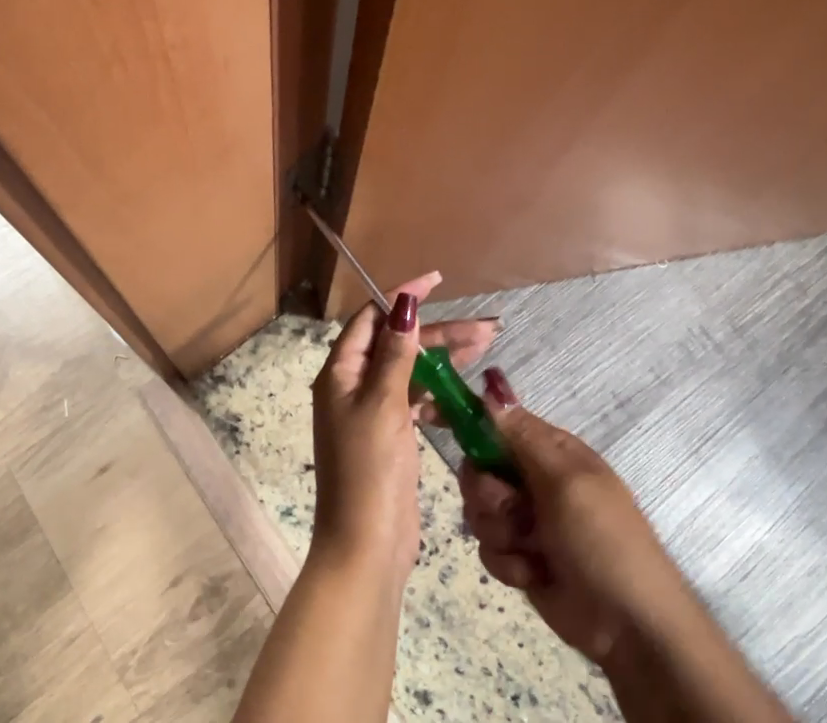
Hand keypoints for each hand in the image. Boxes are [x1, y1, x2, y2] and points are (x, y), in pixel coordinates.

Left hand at [310, 272, 501, 581]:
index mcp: (339, 374)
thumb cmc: (369, 471)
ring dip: (443, 358)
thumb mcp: (383, 406)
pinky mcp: (391, 437)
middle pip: (396, 343)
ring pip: (410, 370)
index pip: (371, 320)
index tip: (437, 282)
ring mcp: (372, 413)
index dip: (402, 297)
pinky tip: (464, 391)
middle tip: (487, 329)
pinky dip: (438, 391)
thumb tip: (403, 303)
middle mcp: (352, 387)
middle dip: (438, 332)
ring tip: (486, 347)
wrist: (366, 544)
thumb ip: (395, 354)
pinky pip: (415, 399)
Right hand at [458, 368, 680, 666]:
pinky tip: (534, 575)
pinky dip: (508, 563)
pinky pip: (488, 548)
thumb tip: (492, 387)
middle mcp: (536, 480)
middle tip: (511, 507)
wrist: (628, 625)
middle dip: (486, 492)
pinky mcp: (520, 557)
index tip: (429, 415)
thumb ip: (522, 436)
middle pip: (478, 468)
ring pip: (478, 510)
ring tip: (532, 550)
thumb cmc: (603, 540)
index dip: (465, 418)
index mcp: (552, 451)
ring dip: (500, 532)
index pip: (498, 421)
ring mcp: (527, 521)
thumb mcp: (566, 480)